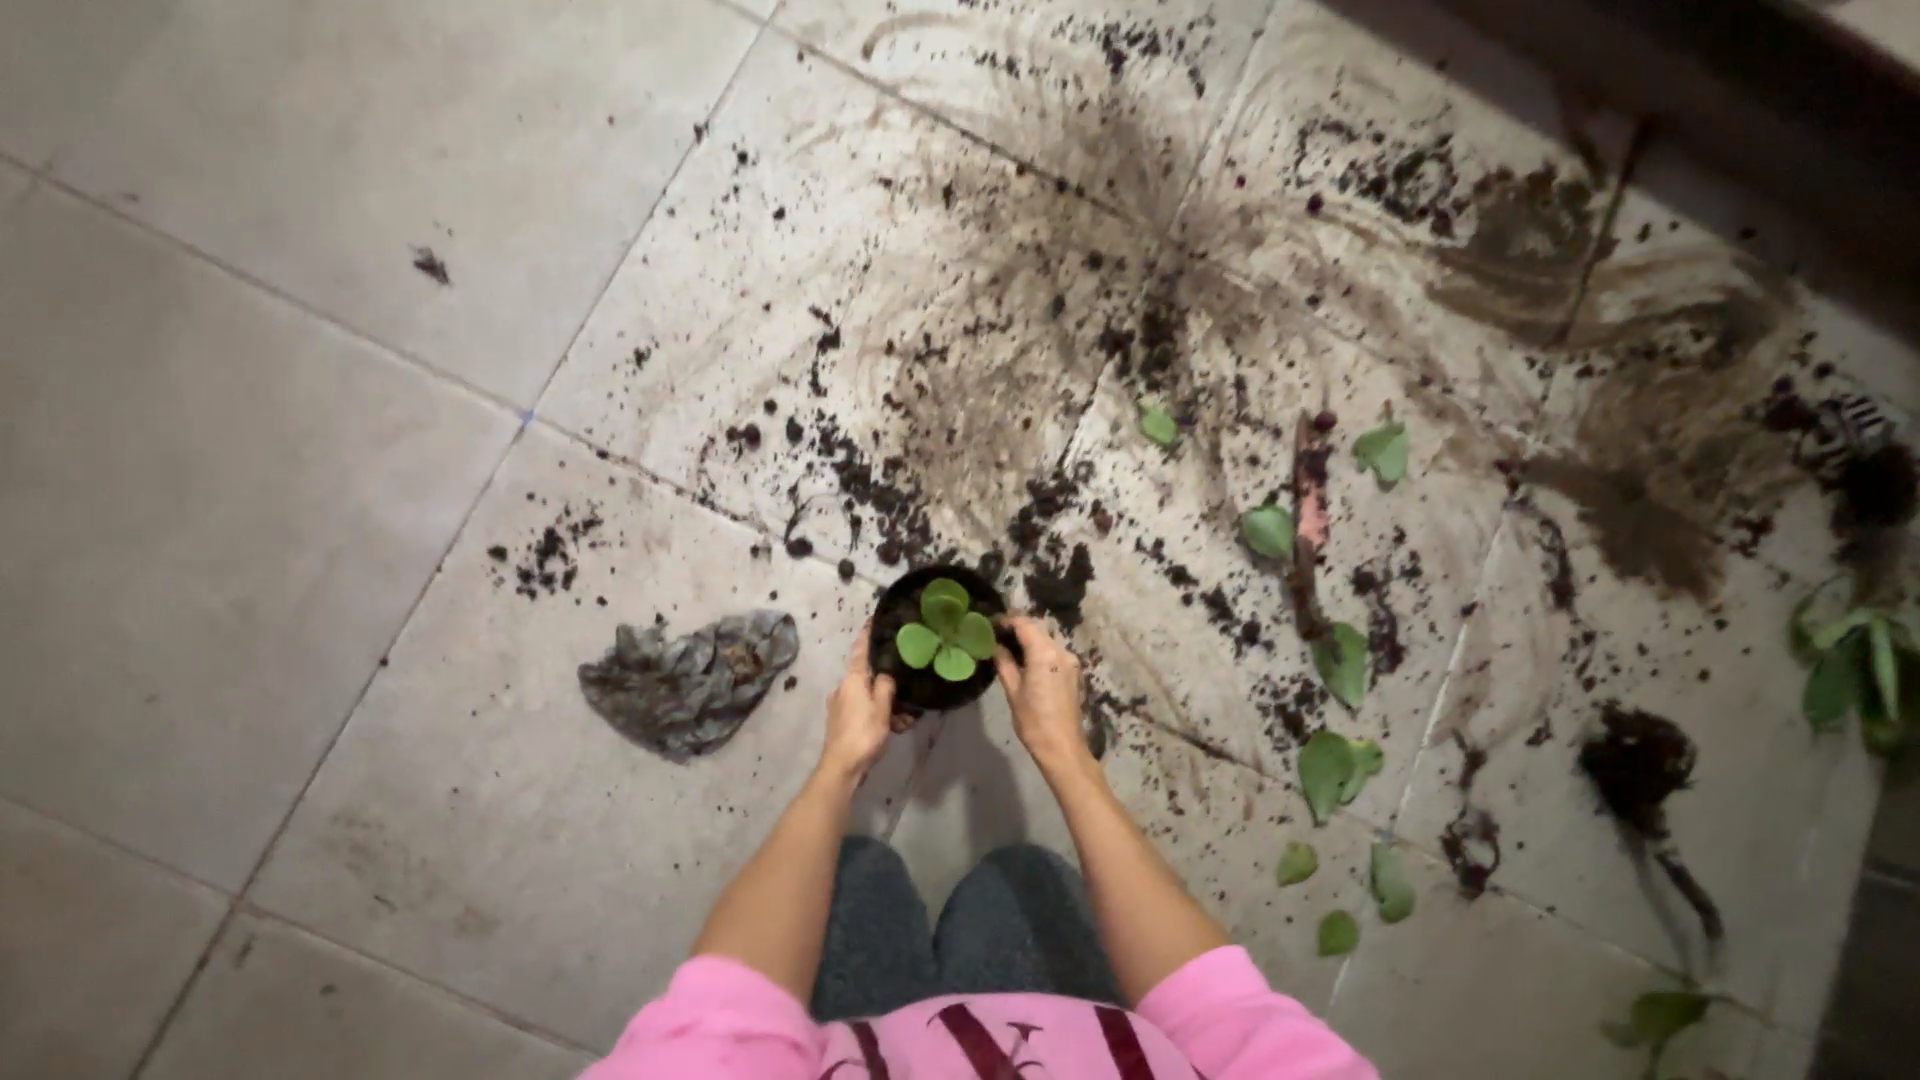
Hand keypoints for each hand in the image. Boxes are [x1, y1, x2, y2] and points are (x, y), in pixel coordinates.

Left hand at [821, 621, 895, 780]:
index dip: (867, 634)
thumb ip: (886, 686)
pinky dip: (880, 716)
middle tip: (909, 691)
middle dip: (889, 683)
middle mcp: (843, 688)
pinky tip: (895, 728)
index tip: (873, 619)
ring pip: (869, 696)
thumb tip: (885, 675)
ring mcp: (841, 705)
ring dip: (888, 705)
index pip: (860, 650)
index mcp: (852, 680)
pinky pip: (865, 711)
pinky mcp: (842, 721)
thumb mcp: (882, 708)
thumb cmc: (863, 733)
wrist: (841, 767)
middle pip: (869, 676)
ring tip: (906, 719)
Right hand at [994, 615, 1090, 772]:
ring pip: (1047, 639)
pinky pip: (1055, 652)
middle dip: (1018, 627)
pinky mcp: (1074, 672)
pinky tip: (1027, 660)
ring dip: (1030, 638)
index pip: (1024, 624)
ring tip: (1009, 647)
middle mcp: (1062, 651)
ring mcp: (1071, 661)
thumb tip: (996, 645)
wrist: (1062, 747)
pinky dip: (1040, 650)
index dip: (1007, 620)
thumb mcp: (1013, 690)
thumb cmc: (1033, 720)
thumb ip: (1004, 662)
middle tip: (997, 635)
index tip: (991, 625)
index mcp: (1045, 653)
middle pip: (1038, 628)